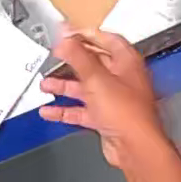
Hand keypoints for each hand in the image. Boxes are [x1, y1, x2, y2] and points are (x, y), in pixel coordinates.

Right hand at [37, 26, 168, 169]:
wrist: (134, 147)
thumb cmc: (128, 113)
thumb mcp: (96, 78)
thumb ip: (78, 57)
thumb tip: (65, 38)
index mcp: (126, 62)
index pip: (106, 39)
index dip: (86, 34)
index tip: (68, 34)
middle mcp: (121, 79)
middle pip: (93, 64)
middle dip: (71, 62)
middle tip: (54, 57)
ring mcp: (113, 100)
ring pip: (85, 89)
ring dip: (64, 87)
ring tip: (46, 84)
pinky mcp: (105, 119)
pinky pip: (81, 111)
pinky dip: (65, 110)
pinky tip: (50, 111)